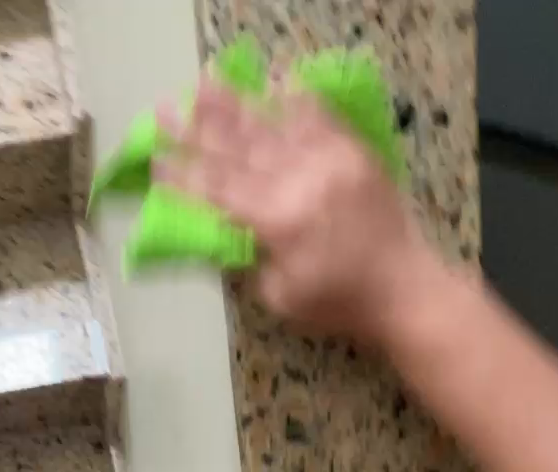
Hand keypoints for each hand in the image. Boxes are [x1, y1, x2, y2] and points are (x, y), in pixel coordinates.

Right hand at [155, 80, 448, 340]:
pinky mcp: (354, 153)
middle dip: (197, 131)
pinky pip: (320, 119)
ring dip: (236, 106)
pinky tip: (275, 82)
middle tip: (167, 110)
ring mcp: (331, 160)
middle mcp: (302, 180)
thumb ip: (249, 256)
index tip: (155, 160)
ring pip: (273, 127)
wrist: (402, 288)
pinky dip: (295, 100)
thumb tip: (225, 229)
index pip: (219, 192)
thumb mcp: (277, 294)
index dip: (183, 177)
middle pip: (238, 151)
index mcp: (280, 221)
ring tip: (206, 84)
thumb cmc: (334, 303)